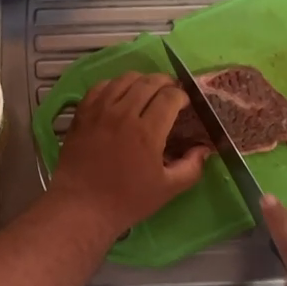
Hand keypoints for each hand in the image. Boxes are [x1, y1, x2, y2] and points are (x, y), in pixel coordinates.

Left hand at [49, 73, 209, 240]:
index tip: (186, 103)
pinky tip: (120, 94)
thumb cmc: (126, 200)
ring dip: (141, 80)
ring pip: (124, 79)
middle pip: (149, 82)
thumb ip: (191, 167)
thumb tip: (205, 149)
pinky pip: (101, 86)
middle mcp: (124, 114)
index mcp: (147, 131)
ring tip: (148, 89)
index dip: (182, 95)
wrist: (81, 206)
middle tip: (171, 92)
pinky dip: (115, 84)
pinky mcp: (82, 113)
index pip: (170, 96)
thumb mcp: (167, 189)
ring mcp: (100, 111)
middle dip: (165, 82)